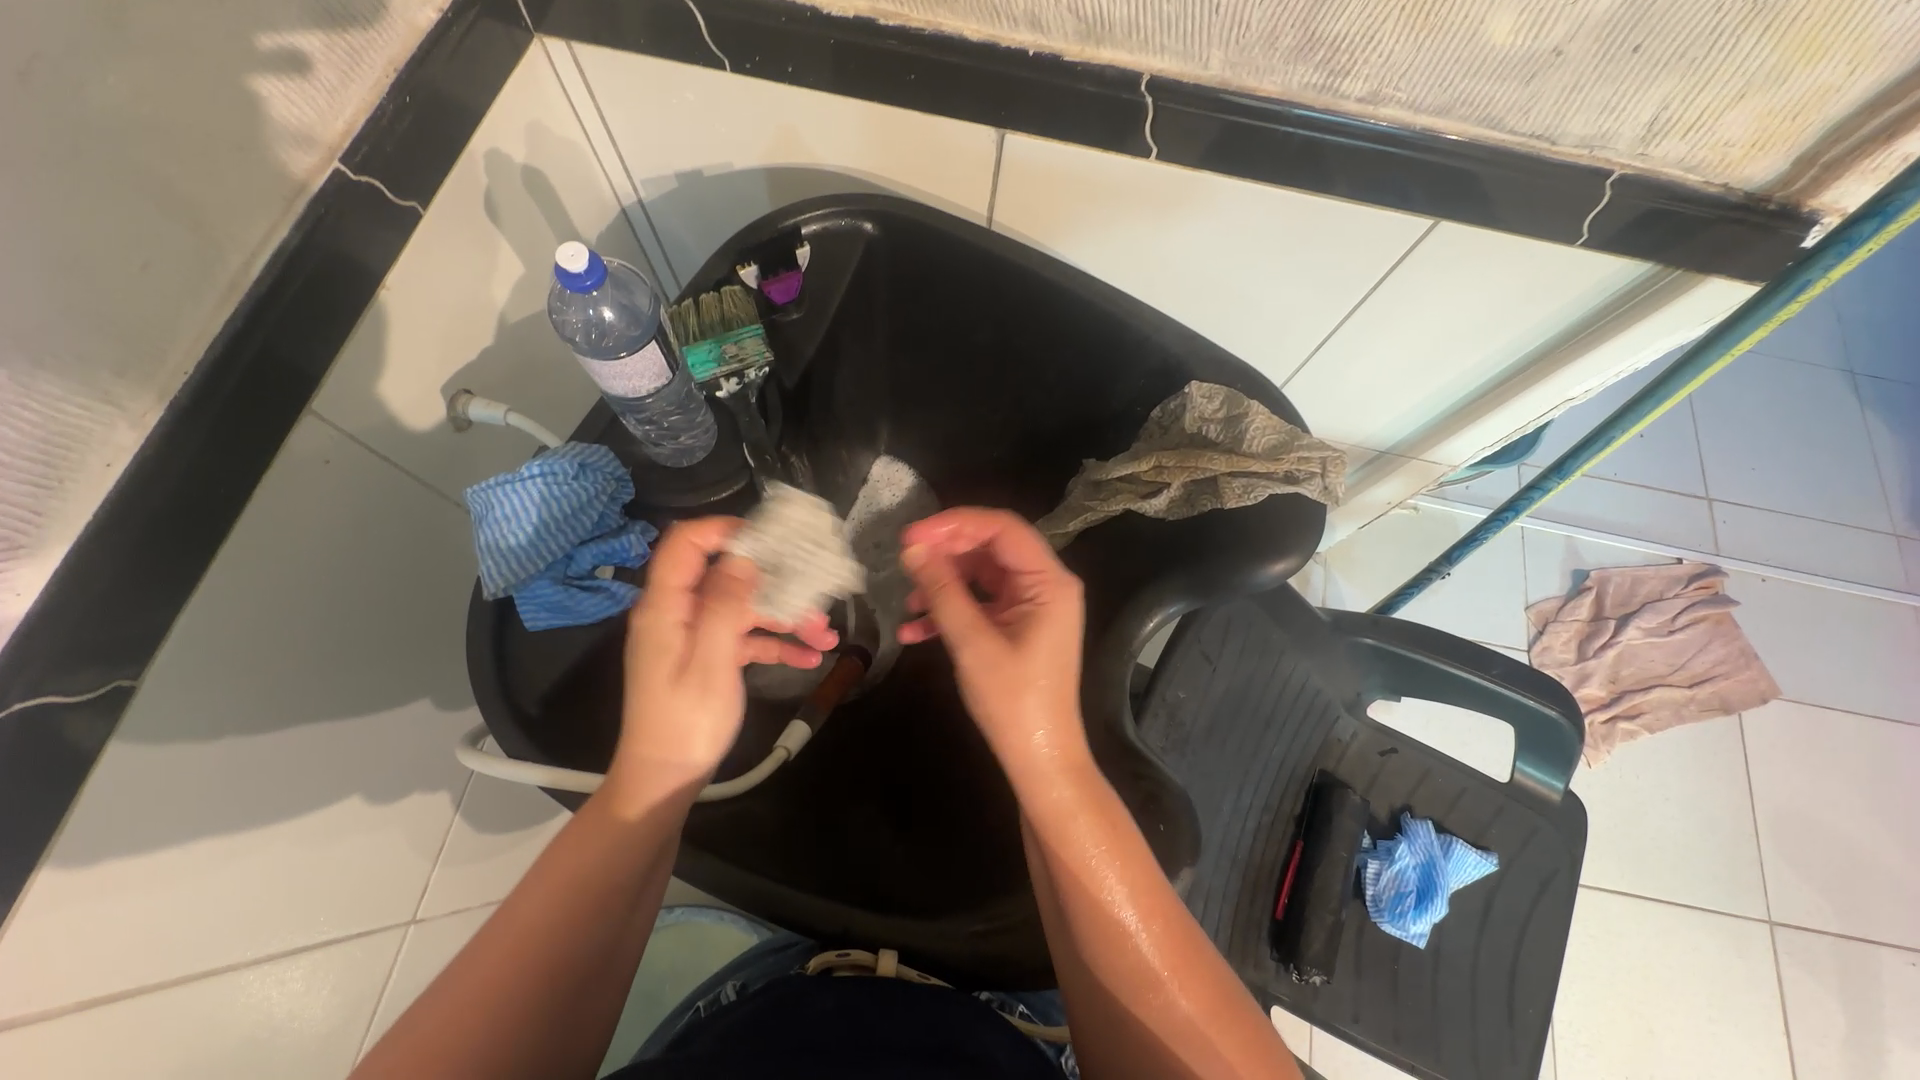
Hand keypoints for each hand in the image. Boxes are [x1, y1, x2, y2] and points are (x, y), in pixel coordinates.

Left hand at [616, 517, 837, 787]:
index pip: (688, 543)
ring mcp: (693, 637)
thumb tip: (745, 556)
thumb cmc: (686, 722)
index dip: (727, 531)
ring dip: (785, 618)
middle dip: (776, 583)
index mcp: (666, 606)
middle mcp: (678, 613)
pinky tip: (809, 658)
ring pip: (744, 609)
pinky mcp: (707, 659)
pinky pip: (745, 639)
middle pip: (728, 577)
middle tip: (819, 591)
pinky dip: (775, 645)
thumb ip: (726, 604)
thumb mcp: (712, 661)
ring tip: (827, 635)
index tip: (774, 539)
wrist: (665, 780)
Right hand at [898, 508, 1088, 771]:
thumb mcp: (972, 642)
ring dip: (943, 585)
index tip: (912, 535)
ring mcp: (1033, 607)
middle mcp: (1046, 586)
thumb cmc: (1012, 700)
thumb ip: (942, 591)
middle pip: (991, 548)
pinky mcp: (1018, 627)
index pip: (1002, 528)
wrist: (1038, 757)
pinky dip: (950, 611)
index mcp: (1049, 582)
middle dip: (946, 553)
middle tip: (904, 559)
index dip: (955, 524)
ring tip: (906, 601)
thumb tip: (913, 550)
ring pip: (982, 576)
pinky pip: (982, 605)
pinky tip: (912, 631)